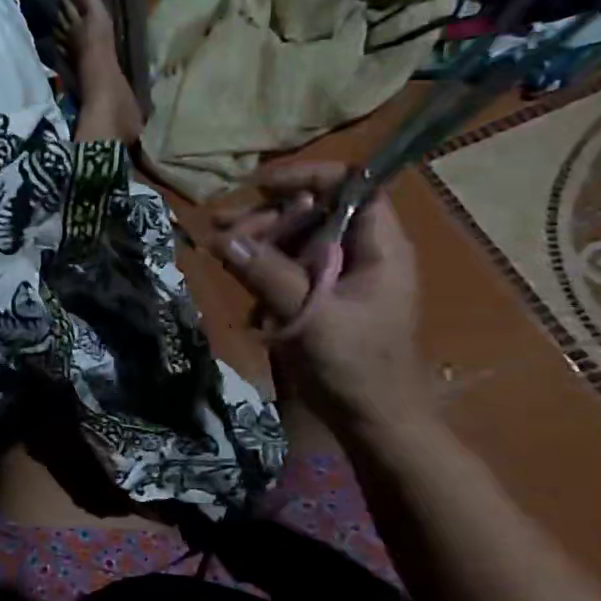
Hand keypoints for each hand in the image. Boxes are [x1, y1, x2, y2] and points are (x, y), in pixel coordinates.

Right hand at [211, 162, 429, 425]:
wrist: (375, 423)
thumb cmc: (357, 369)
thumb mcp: (311, 318)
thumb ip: (268, 274)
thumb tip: (223, 238)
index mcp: (380, 246)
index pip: (351, 185)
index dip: (307, 177)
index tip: (261, 188)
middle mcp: (364, 253)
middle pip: (315, 212)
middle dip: (269, 218)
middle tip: (224, 231)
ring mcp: (345, 278)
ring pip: (300, 242)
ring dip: (262, 246)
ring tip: (221, 252)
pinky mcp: (327, 300)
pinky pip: (294, 272)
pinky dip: (268, 276)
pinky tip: (249, 300)